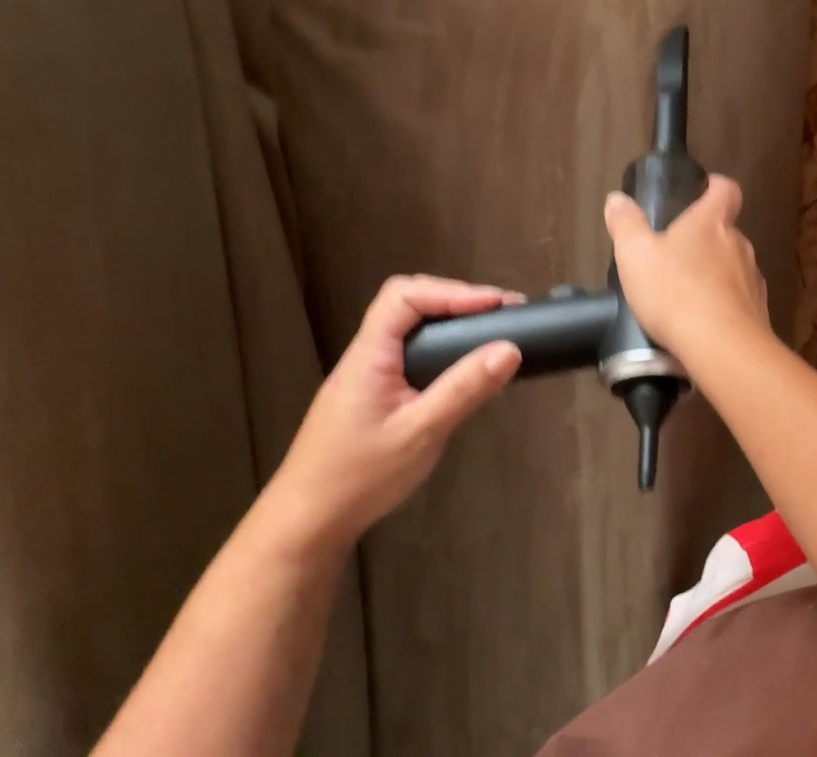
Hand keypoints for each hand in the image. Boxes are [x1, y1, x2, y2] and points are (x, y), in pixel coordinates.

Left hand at [263, 276, 523, 551]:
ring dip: (452, 323)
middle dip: (457, 300)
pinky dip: (445, 349)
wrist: (306, 525)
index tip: (495, 305)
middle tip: (502, 314)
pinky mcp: (374, 399)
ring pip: (409, 331)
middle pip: (407, 304)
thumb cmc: (360, 477)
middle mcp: (365, 359)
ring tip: (494, 335)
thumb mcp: (421, 433)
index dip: (452, 292)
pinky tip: (467, 368)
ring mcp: (367, 379)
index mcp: (368, 358)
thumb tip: (509, 349)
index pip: (404, 297)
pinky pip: (411, 356)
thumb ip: (465, 389)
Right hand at [604, 175, 769, 353]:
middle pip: (726, 231)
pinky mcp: (758, 309)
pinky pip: (739, 299)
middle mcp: (739, 245)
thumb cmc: (674, 292)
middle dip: (705, 239)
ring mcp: (752, 278)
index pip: (725, 190)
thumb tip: (618, 200)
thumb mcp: (635, 255)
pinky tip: (703, 321)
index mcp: (712, 223)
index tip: (704, 189)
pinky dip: (723, 304)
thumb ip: (626, 225)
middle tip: (676, 255)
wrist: (722, 346)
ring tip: (685, 293)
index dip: (715, 186)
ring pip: (734, 267)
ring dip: (714, 274)